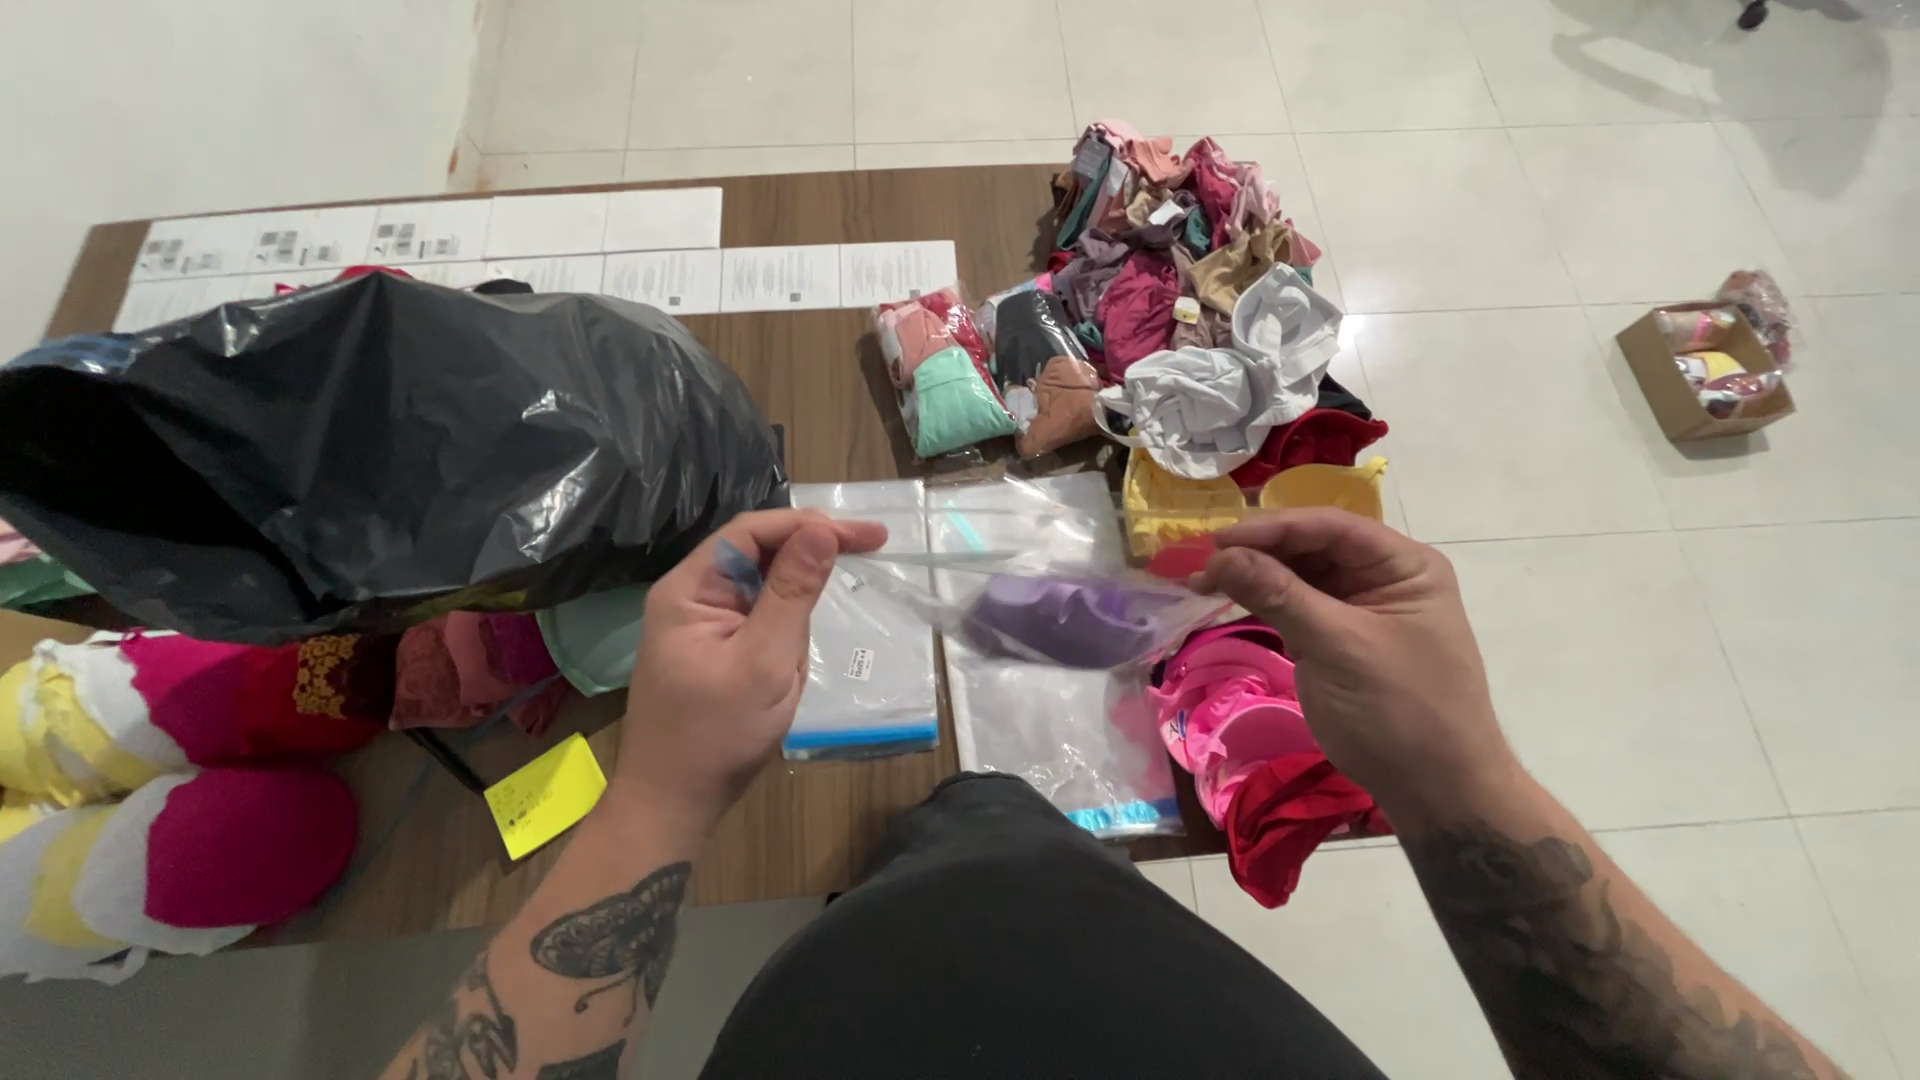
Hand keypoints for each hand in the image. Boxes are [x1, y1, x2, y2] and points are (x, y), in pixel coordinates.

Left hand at [614, 509, 886, 830]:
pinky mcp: (716, 646)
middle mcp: (692, 595)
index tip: (864, 534)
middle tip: (872, 547)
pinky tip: (790, 659)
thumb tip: (822, 531)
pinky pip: (760, 619)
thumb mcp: (764, 661)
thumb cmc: (716, 735)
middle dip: (811, 555)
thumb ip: (793, 592)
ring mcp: (702, 622)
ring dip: (796, 608)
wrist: (673, 804)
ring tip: (794, 662)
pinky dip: (786, 631)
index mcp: (690, 589)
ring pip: (764, 587)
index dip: (810, 524)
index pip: (753, 531)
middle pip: (759, 552)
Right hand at [1191, 508, 1521, 816]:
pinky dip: (1254, 598)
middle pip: (1308, 545)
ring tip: (1201, 580)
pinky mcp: (1327, 635)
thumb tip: (1219, 557)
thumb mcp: (1339, 647)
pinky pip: (1286, 602)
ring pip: (1292, 573)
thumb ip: (1279, 595)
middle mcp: (1378, 576)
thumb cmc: (1401, 710)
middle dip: (1256, 550)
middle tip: (1203, 563)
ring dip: (1249, 573)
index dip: (1273, 527)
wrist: (1432, 789)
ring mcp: (1351, 606)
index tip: (1219, 541)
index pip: (1330, 528)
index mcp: (1402, 566)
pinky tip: (1220, 595)